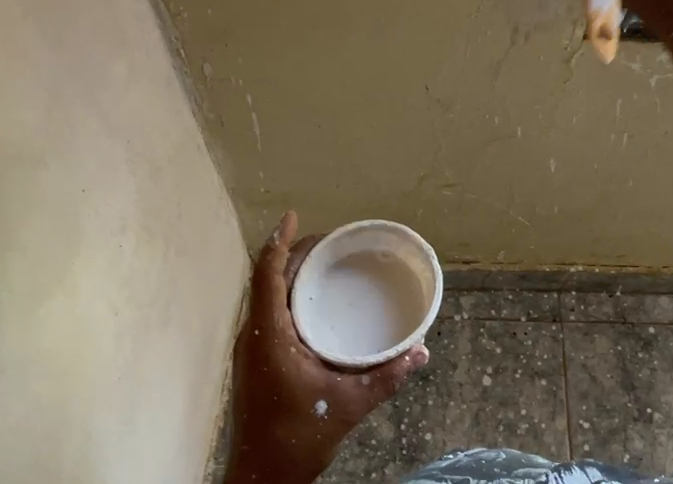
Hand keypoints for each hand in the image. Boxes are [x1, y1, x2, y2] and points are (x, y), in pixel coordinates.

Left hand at [223, 212, 430, 483]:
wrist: (261, 479)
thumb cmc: (297, 437)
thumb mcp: (348, 406)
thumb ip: (386, 377)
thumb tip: (421, 351)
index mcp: (268, 336)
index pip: (268, 274)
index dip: (278, 241)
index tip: (293, 215)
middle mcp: (253, 335)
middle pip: (267, 279)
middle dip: (292, 252)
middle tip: (328, 239)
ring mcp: (250, 349)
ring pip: (265, 296)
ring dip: (288, 273)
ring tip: (321, 260)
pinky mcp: (254, 361)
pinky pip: (268, 312)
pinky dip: (287, 295)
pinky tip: (311, 302)